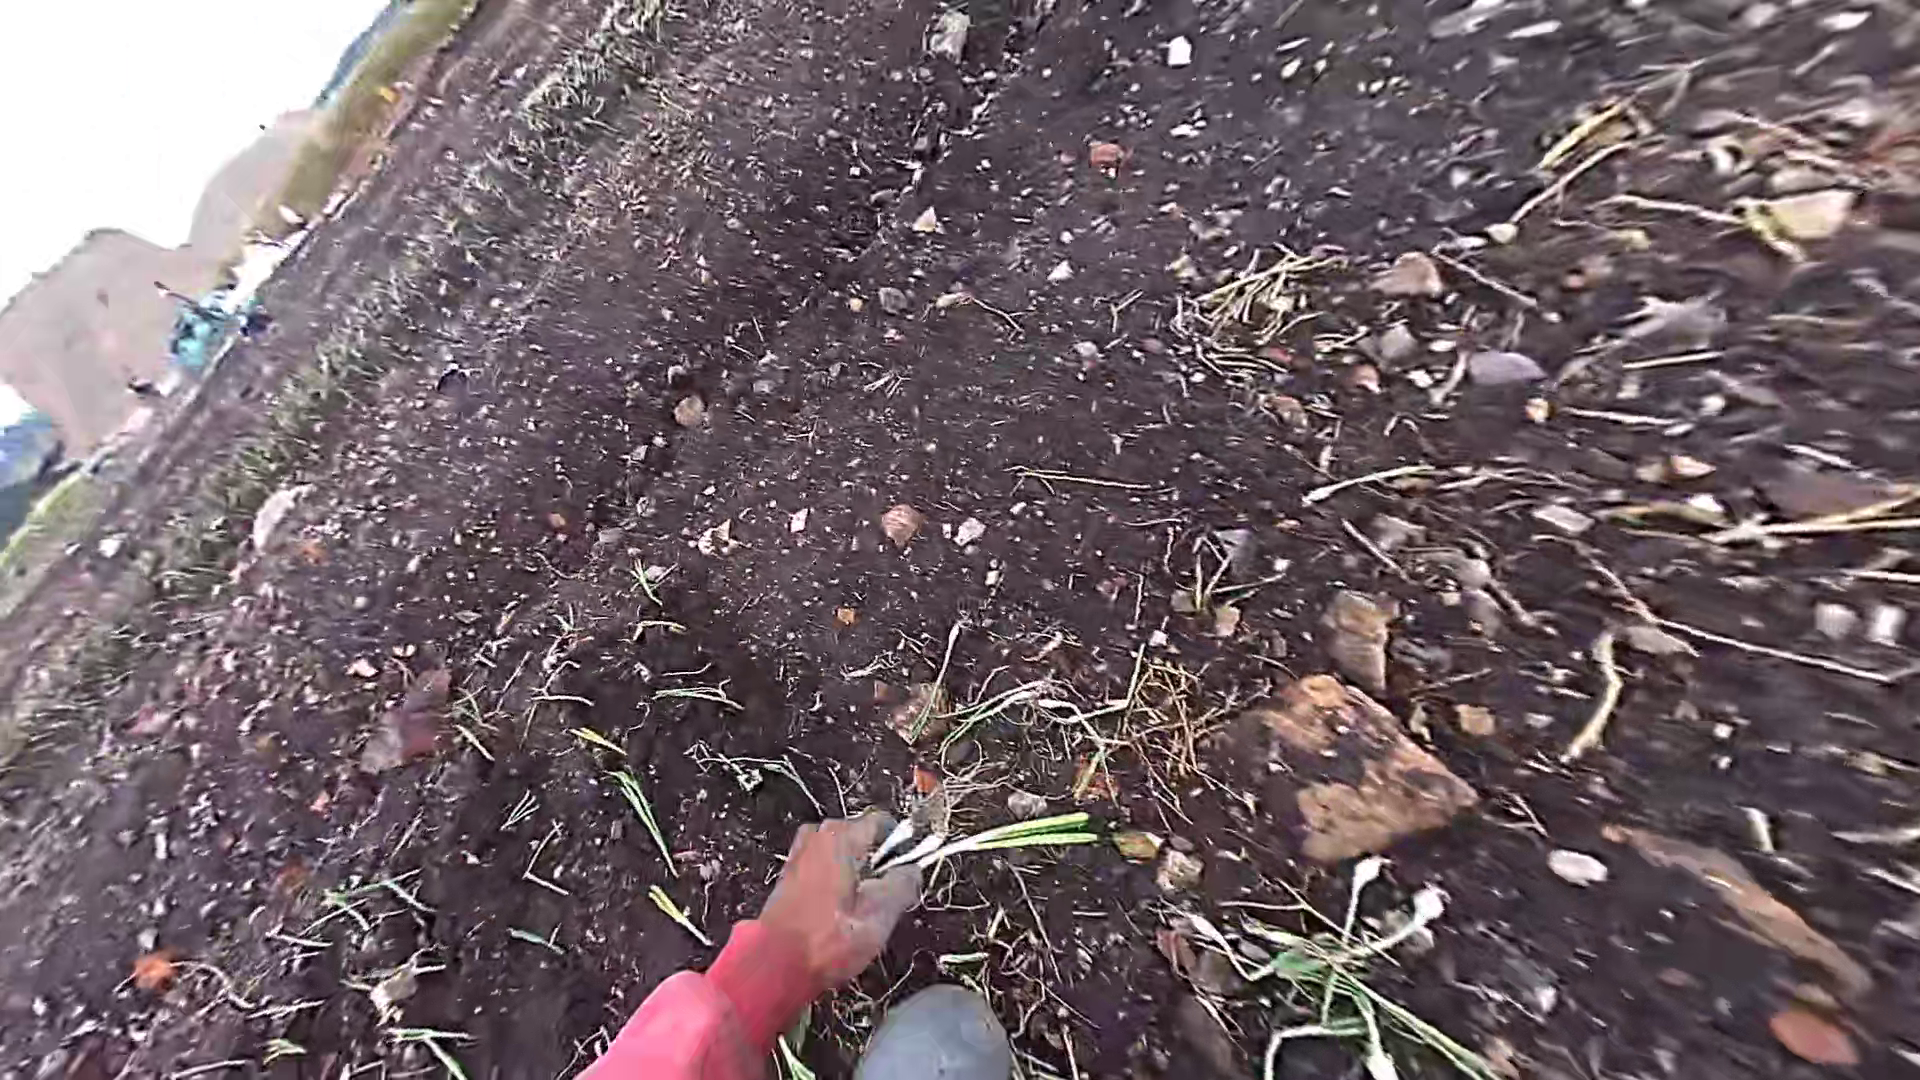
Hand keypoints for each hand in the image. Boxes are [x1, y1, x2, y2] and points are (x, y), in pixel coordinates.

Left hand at [758, 812, 922, 989]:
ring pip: (842, 852)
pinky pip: (823, 864)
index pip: (883, 823)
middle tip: (882, 897)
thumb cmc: (827, 940)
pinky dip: (833, 879)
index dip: (899, 846)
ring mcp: (801, 851)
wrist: (771, 969)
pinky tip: (834, 911)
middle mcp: (819, 834)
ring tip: (857, 907)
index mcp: (842, 836)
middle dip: (876, 861)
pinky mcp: (788, 872)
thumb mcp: (878, 917)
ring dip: (853, 871)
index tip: (904, 873)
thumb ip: (902, 885)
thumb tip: (912, 870)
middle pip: (862, 837)